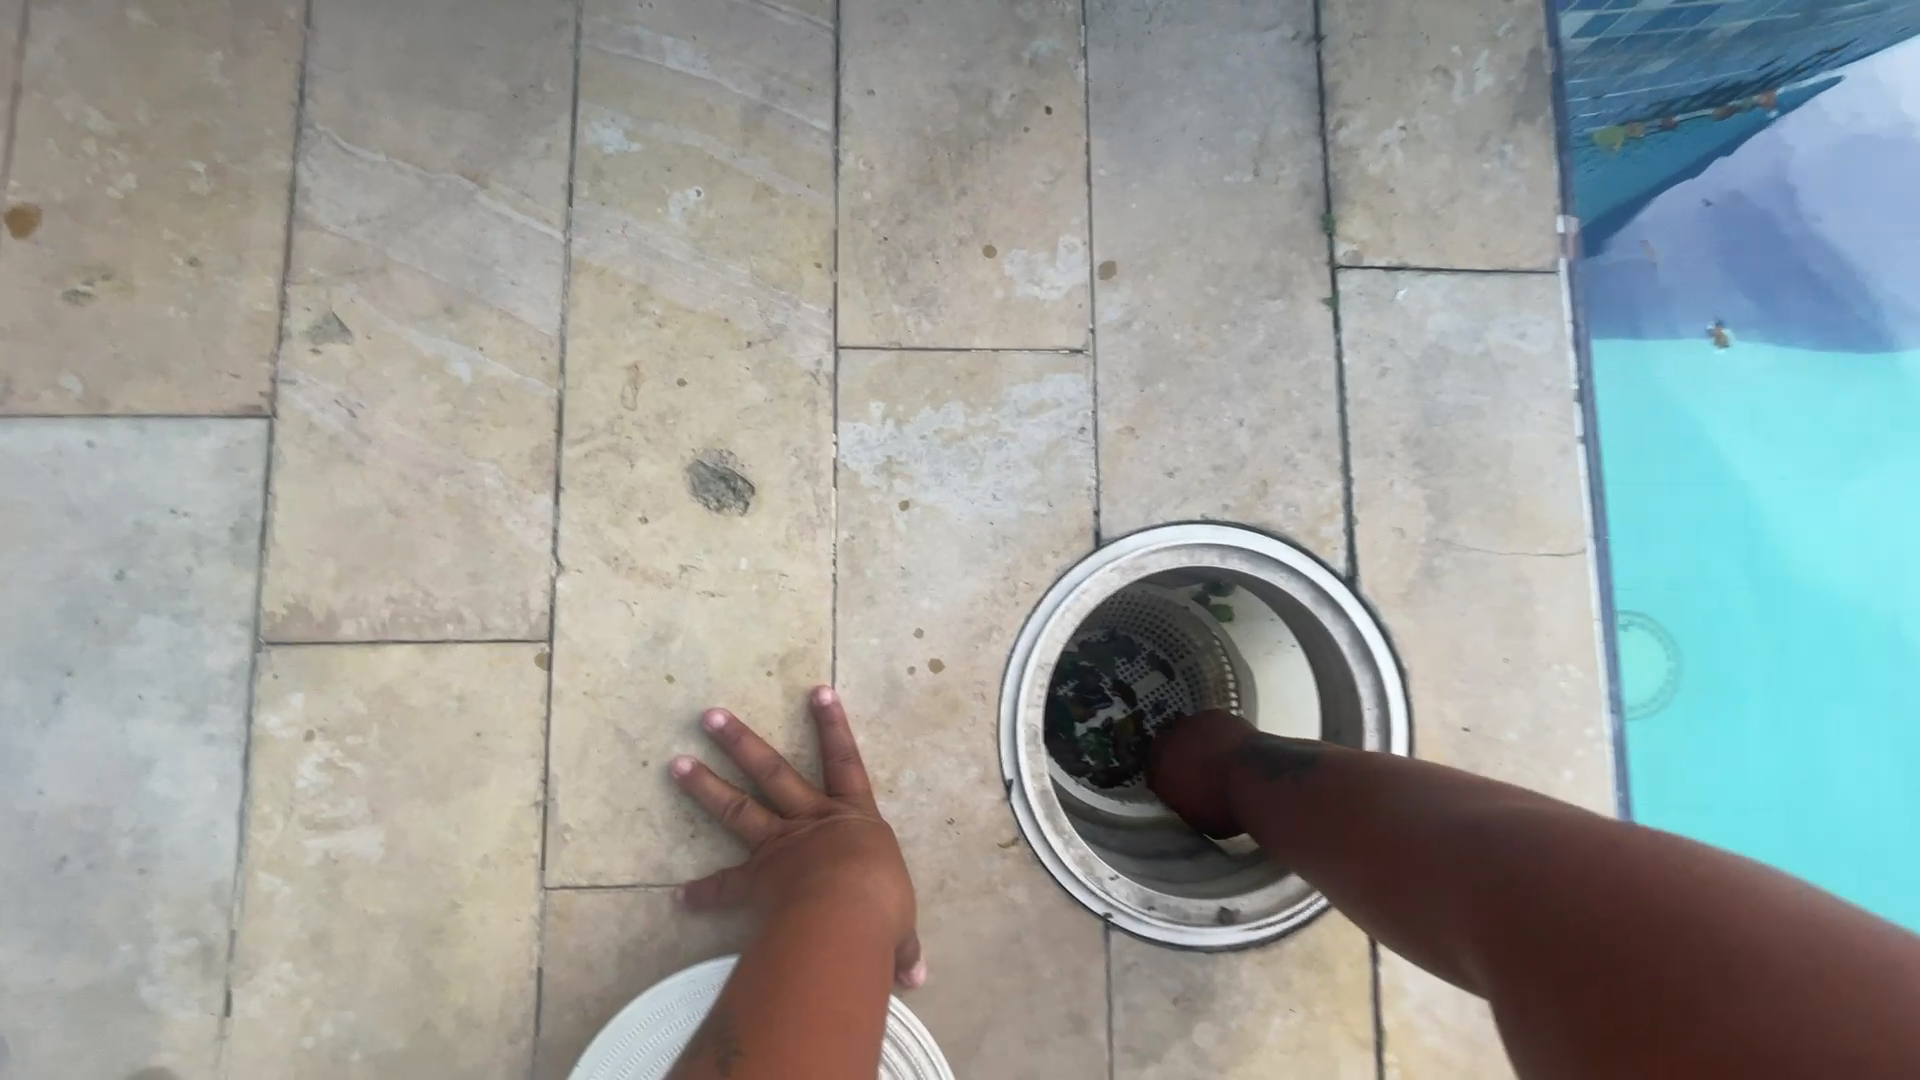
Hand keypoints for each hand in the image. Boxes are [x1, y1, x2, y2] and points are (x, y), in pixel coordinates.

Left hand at [669, 686, 924, 989]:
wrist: (848, 916)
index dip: (833, 726)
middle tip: (710, 715)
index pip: (845, 761)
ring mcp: (781, 846)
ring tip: (676, 763)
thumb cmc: (883, 904)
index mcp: (855, 818)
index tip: (817, 690)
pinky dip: (703, 893)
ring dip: (706, 786)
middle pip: (773, 772)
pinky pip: (726, 886)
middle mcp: (814, 821)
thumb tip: (915, 977)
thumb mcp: (899, 923)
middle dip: (742, 742)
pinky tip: (679, 896)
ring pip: (739, 809)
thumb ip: (900, 944)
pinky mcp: (757, 881)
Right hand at [1146, 709, 1258, 837]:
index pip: (1153, 769)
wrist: (1252, 780)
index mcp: (1159, 770)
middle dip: (1178, 752)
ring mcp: (1191, 724)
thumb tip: (1184, 794)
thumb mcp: (1196, 816)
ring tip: (1216, 752)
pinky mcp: (1215, 715)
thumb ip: (1182, 799)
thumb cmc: (1223, 808)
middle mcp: (1168, 742)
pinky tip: (1232, 742)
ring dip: (1197, 738)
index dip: (1165, 774)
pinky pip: (1212, 722)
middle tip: (1195, 765)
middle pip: (1168, 744)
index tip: (1176, 781)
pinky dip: (1219, 731)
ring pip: (1188, 728)